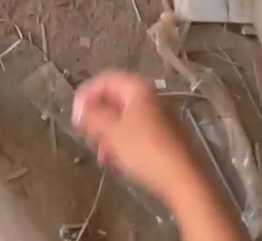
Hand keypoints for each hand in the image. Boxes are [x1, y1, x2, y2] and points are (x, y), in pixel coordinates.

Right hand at [73, 71, 203, 204]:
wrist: (186, 180)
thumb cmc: (145, 149)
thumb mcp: (111, 132)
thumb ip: (92, 116)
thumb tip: (78, 107)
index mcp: (137, 88)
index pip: (105, 80)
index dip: (86, 94)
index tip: (75, 112)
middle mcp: (151, 98)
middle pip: (116, 100)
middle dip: (98, 117)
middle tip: (86, 134)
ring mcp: (162, 118)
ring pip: (126, 119)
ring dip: (109, 133)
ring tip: (101, 153)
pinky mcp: (168, 138)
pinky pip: (138, 132)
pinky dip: (124, 142)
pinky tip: (118, 161)